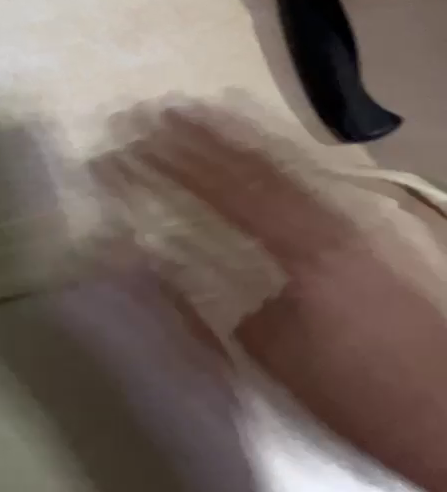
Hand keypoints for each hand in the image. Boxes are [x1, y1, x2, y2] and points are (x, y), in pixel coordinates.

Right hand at [104, 105, 446, 491]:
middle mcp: (332, 227)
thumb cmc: (351, 389)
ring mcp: (362, 227)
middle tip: (140, 114)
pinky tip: (260, 136)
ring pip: (289, 163)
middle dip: (191, 138)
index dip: (159, 169)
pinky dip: (284, 148)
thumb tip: (135, 251)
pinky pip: (323, 177)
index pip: (214, 193)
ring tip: (190, 105)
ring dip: (235, 132)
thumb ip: (200, 292)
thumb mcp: (264, 348)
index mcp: (300, 251)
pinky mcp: (381, 236)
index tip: (113, 153)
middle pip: (251, 167)